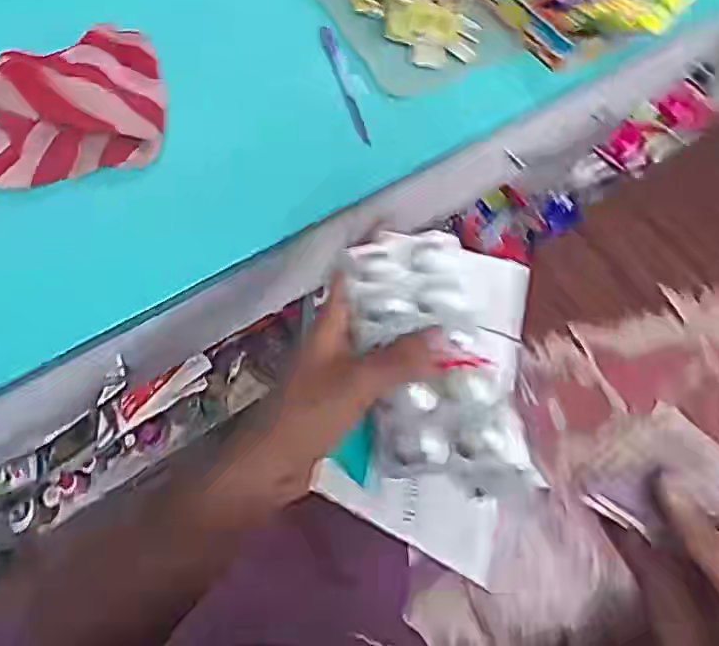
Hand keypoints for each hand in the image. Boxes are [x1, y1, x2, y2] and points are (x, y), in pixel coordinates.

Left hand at [210, 273, 438, 513]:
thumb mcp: (356, 383)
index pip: (349, 280)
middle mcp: (332, 341)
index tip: (408, 253)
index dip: (373, 262)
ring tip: (445, 338)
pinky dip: (398, 377)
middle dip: (401, 307)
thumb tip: (443, 334)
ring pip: (375, 347)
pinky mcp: (341, 399)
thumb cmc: (307, 413)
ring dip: (403, 344)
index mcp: (328, 325)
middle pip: (368, 314)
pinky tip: (425, 383)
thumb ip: (397, 360)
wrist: (273, 464)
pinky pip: (376, 379)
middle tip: (445, 301)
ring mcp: (335, 370)